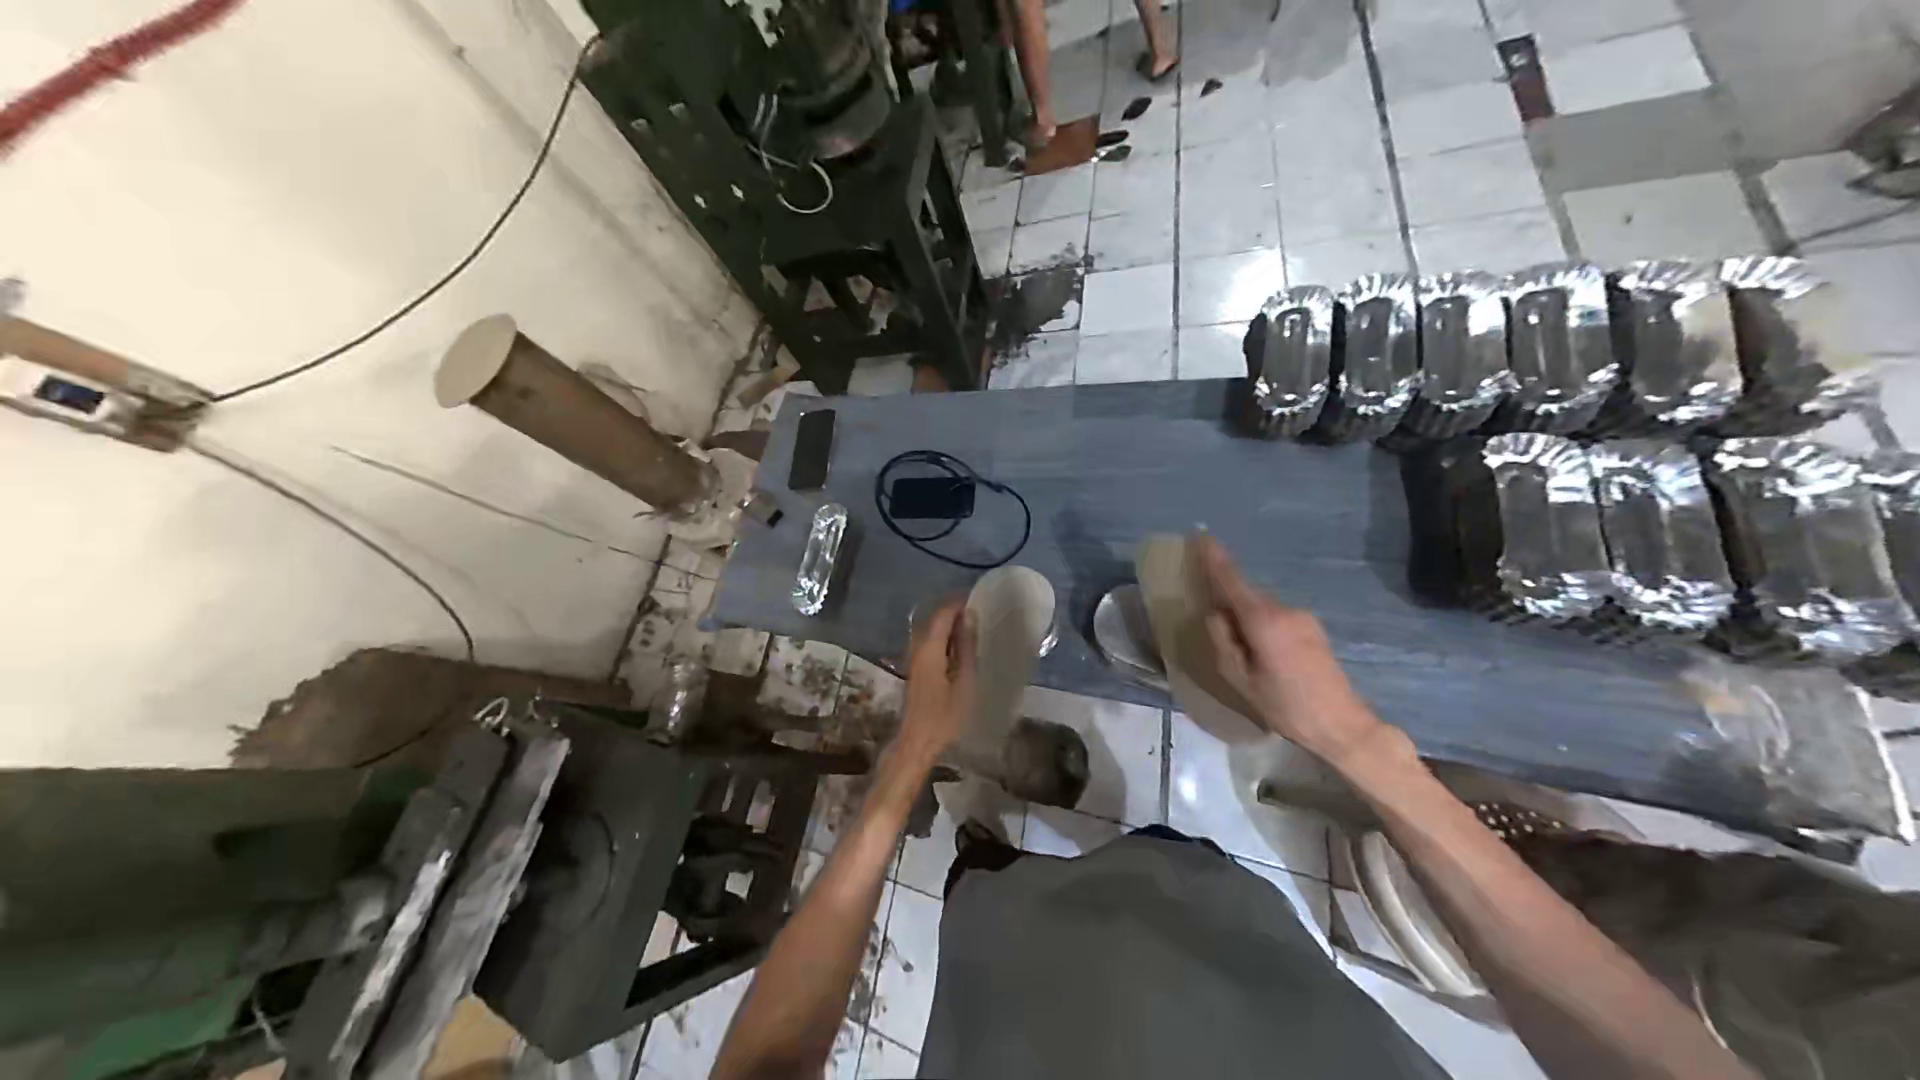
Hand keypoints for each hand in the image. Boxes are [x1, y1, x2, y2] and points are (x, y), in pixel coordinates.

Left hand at [897, 597, 976, 762]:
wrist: (917, 740)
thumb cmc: (944, 715)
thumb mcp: (964, 681)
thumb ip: (966, 647)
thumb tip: (969, 618)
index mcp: (930, 648)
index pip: (943, 613)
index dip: (959, 603)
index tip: (980, 598)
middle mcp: (917, 647)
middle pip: (934, 619)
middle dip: (955, 611)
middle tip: (980, 611)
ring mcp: (913, 657)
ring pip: (931, 630)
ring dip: (949, 624)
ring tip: (973, 625)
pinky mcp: (915, 668)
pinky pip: (930, 642)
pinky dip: (944, 637)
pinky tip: (960, 646)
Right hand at [1194, 535, 1388, 767]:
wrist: (1342, 726)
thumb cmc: (1285, 706)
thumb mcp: (1240, 679)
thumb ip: (1222, 642)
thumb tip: (1215, 615)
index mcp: (1263, 620)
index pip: (1232, 580)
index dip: (1214, 557)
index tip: (1201, 535)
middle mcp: (1284, 610)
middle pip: (1246, 594)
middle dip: (1226, 598)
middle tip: (1211, 619)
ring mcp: (1302, 618)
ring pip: (1261, 607)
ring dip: (1244, 617)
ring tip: (1239, 649)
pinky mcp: (1312, 628)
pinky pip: (1275, 617)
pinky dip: (1260, 625)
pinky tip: (1260, 652)